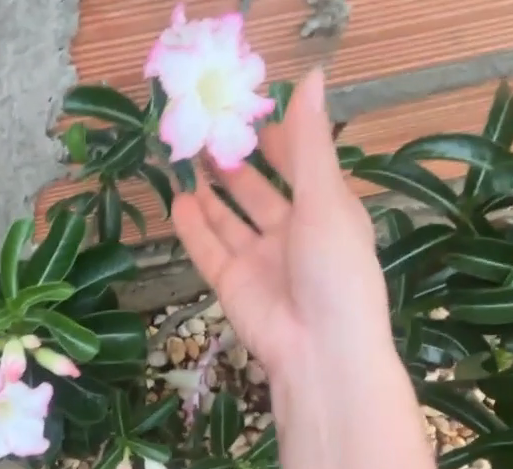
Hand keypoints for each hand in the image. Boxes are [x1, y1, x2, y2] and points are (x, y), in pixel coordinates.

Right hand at [175, 68, 396, 387]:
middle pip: (259, 191)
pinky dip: (193, 228)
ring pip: (229, 219)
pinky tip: (177, 201)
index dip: (277, 138)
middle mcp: (292, 233)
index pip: (299, 165)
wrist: (317, 348)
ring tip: (184, 158)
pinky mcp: (231, 284)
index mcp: (326, 210)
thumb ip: (309, 144)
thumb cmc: (335, 270)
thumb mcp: (326, 199)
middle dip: (235, 163)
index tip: (248, 111)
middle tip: (206, 131)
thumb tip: (312, 76)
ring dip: (209, 192)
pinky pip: (208, 249)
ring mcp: (259, 260)